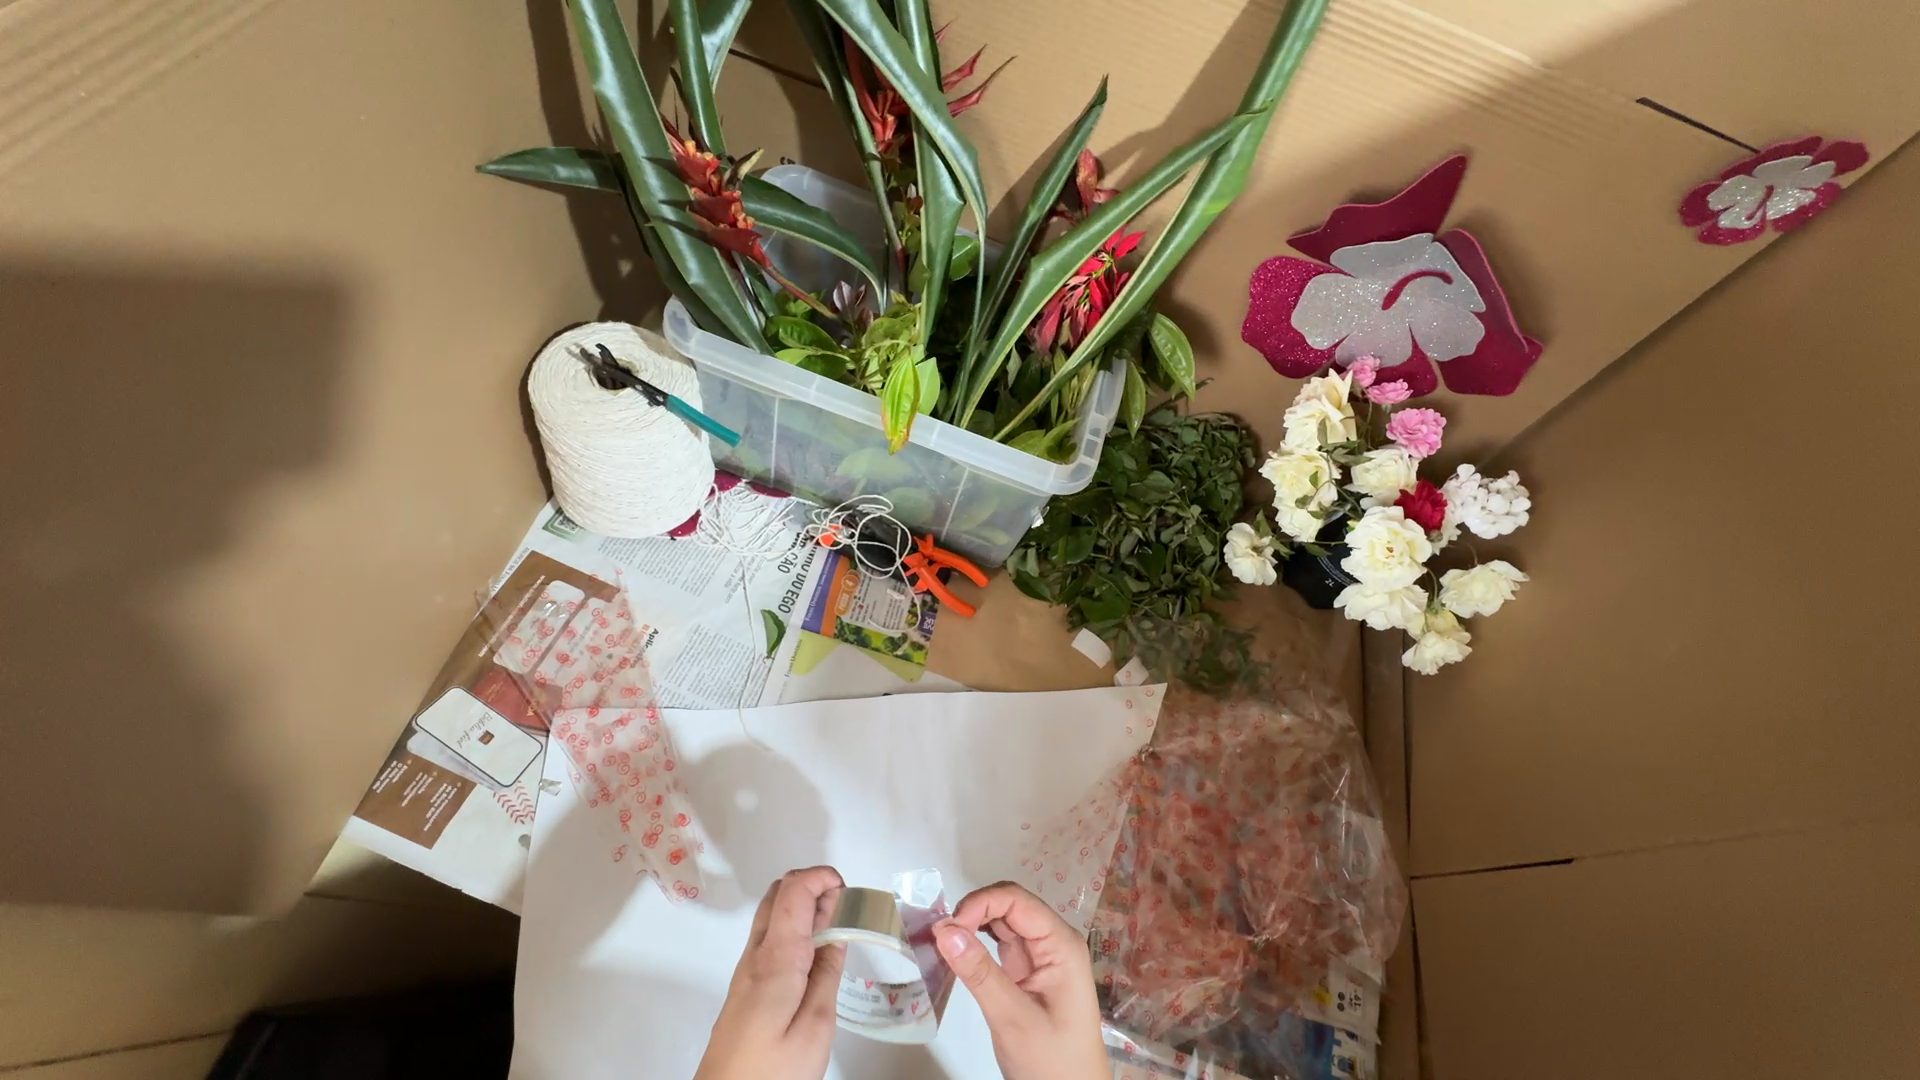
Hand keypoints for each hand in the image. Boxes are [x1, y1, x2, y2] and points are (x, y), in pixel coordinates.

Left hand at [694, 866, 847, 1079]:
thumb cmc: (773, 1072)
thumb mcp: (816, 1027)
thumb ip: (828, 973)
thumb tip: (838, 931)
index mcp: (776, 956)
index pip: (794, 889)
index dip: (823, 877)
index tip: (849, 898)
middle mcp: (756, 952)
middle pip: (781, 890)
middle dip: (816, 886)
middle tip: (845, 914)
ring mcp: (747, 967)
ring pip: (774, 911)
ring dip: (805, 906)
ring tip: (834, 933)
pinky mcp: (746, 984)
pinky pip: (771, 934)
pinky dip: (795, 926)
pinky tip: (814, 956)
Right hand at [934, 882, 1107, 1079]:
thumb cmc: (1052, 1061)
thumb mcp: (1013, 1019)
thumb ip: (979, 973)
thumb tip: (945, 929)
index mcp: (1060, 943)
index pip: (1017, 900)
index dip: (981, 902)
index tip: (948, 928)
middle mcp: (1052, 940)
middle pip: (1010, 905)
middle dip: (974, 911)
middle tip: (943, 936)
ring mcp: (1040, 955)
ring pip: (1003, 921)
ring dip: (974, 924)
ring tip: (945, 941)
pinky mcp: (1027, 971)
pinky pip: (1001, 942)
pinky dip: (978, 942)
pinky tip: (959, 951)